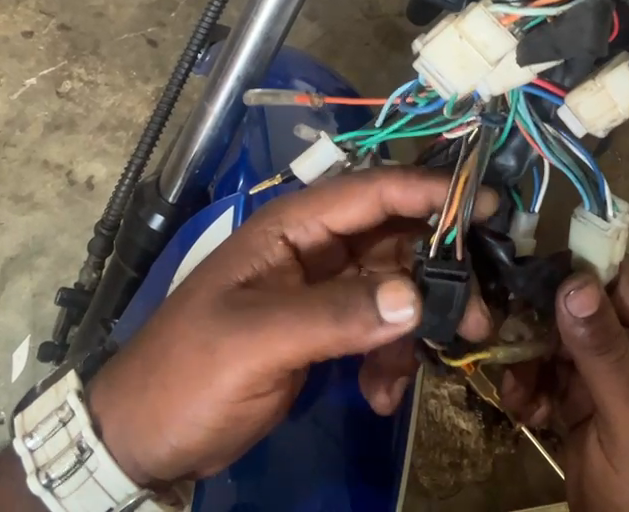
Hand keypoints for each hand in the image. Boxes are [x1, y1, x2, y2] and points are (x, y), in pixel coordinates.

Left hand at [86, 168, 493, 486]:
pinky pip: (377, 330)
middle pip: (393, 238)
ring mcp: (319, 291)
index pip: (370, 191)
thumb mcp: (258, 341)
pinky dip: (390, 360)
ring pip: (393, 287)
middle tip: (477, 310)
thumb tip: (415, 294)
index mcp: (290, 228)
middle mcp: (312, 249)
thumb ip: (336, 314)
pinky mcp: (324, 332)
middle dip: (438, 270)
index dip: (427, 190)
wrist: (141, 439)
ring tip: (431, 363)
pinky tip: (382, 397)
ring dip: (418, 323)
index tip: (486, 203)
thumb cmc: (189, 372)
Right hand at [500, 258, 628, 511]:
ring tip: (515, 390)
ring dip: (524, 358)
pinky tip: (522, 411)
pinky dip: (526, 387)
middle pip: (574, 301)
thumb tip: (573, 279)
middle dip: (534, 318)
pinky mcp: (580, 399)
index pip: (614, 273)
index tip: (517, 265)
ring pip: (550, 335)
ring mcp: (605, 371)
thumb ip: (604, 351)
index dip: (568, 263)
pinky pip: (543, 372)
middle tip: (499, 333)